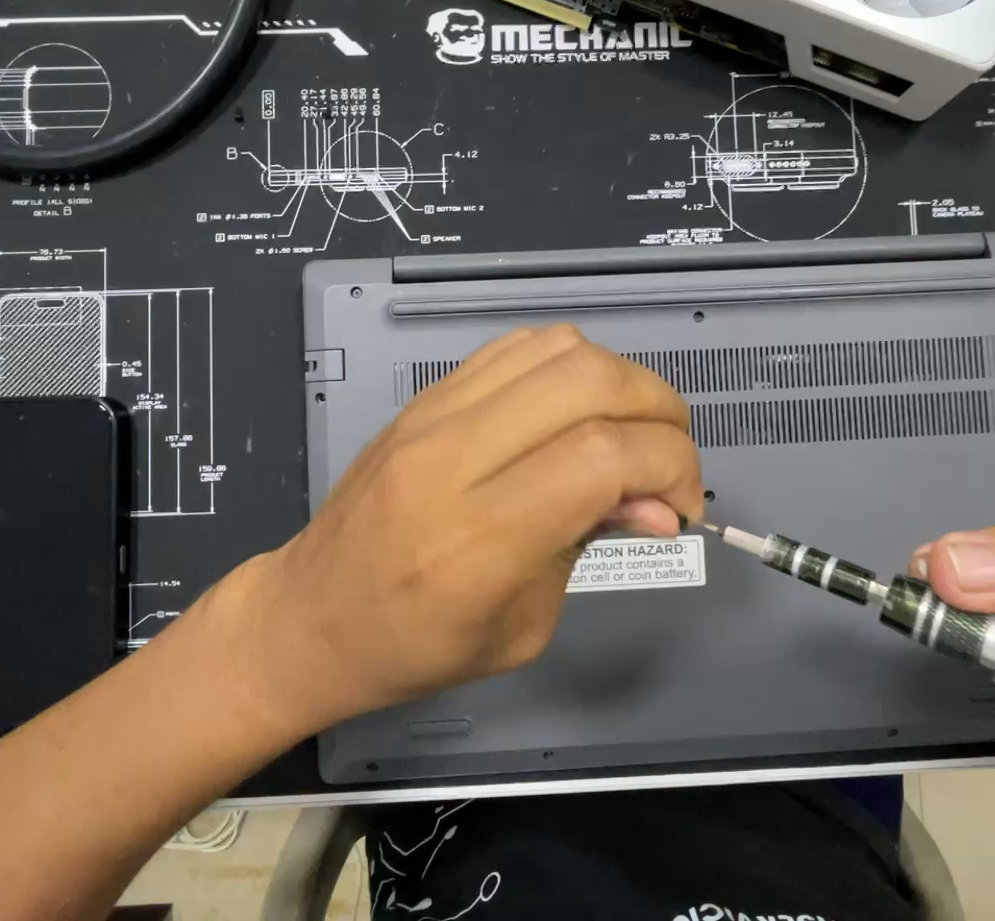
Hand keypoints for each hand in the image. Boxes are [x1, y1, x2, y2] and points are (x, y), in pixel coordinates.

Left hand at [194, 324, 703, 737]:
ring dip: (620, 382)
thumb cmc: (417, 647)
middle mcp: (455, 459)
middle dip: (660, 413)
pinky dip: (570, 366)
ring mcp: (433, 415)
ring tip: (629, 431)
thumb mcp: (524, 627)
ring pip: (558, 350)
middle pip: (589, 383)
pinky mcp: (425, 396)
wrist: (312, 614)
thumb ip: (591, 545)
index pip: (603, 456)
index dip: (670, 467)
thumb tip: (658, 500)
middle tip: (669, 461)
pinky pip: (517, 347)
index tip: (682, 506)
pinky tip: (575, 411)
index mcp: (480, 539)